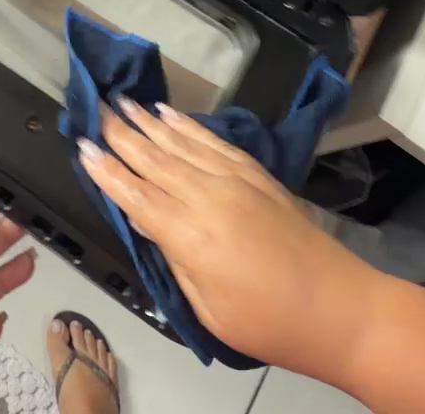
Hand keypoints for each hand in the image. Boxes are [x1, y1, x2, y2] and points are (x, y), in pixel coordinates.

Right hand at [77, 97, 388, 380]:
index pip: (136, 196)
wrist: (341, 308)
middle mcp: (208, 198)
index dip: (107, 172)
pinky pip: (212, 143)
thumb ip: (174, 260)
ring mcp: (234, 180)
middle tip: (93, 107)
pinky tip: (168, 114)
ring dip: (146, 122)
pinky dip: (187, 126)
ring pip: (179, 144)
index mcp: (191, 236)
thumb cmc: (270, 323)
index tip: (83, 147)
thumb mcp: (208, 308)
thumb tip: (147, 223)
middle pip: (153, 159)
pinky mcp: (255, 174)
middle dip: (119, 133)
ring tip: (120, 101)